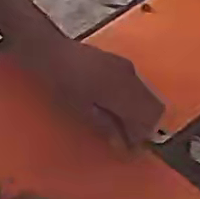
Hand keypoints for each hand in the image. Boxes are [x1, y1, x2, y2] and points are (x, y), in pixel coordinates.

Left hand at [16, 38, 163, 149]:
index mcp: (125, 91)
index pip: (149, 118)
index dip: (141, 137)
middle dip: (143, 126)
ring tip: (116, 124)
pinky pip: (134, 86)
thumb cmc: (59, 82)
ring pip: (145, 96)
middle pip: (153, 107)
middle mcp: (132, 77)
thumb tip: (122, 144)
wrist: (46, 48)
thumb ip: (104, 126)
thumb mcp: (78, 110)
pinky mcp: (116, 62)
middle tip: (124, 139)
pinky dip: (130, 101)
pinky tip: (111, 106)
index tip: (128, 149)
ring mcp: (125, 67)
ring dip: (137, 113)